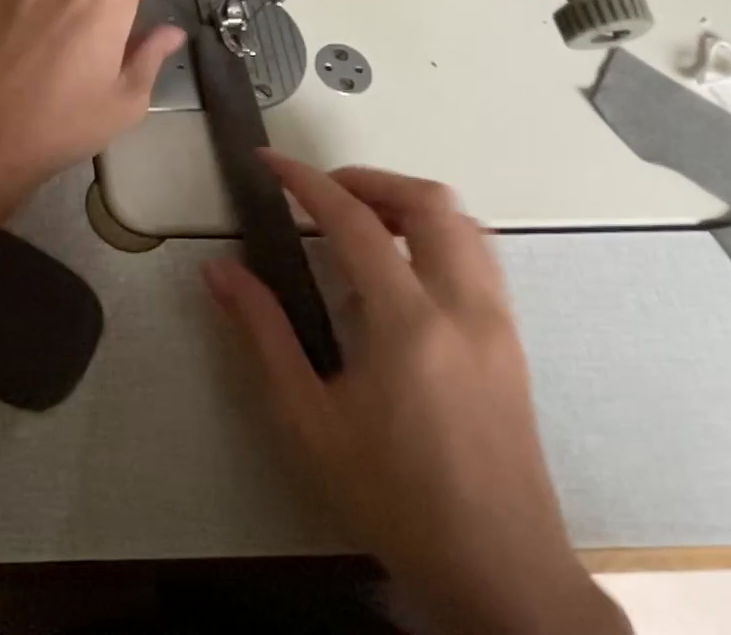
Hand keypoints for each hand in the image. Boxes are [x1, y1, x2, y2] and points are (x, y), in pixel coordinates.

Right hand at [204, 152, 628, 634]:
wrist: (497, 568)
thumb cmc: (388, 493)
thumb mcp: (303, 416)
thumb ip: (261, 332)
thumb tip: (218, 270)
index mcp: (409, 324)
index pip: (356, 224)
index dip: (308, 182)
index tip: (270, 162)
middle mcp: (465, 309)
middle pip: (432, 205)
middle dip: (371, 179)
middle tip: (318, 189)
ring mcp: (499, 326)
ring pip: (467, 227)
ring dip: (409, 204)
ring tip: (356, 218)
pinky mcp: (513, 347)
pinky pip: (480, 260)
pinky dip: (436, 235)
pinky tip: (397, 269)